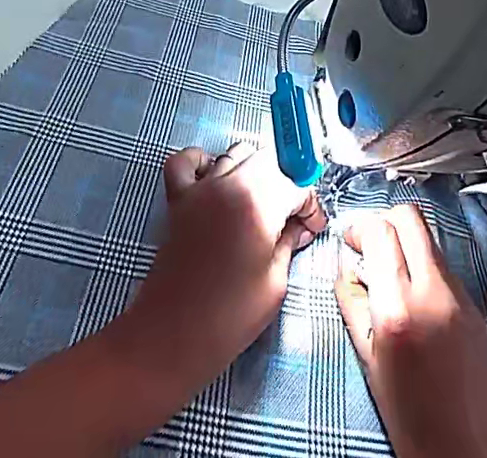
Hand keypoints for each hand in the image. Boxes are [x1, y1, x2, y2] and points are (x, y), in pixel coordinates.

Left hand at [119, 142, 324, 384]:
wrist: (175, 332)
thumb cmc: (230, 315)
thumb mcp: (275, 281)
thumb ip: (288, 242)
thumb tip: (299, 226)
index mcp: (257, 204)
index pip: (295, 183)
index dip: (309, 204)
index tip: (311, 225)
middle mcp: (227, 185)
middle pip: (267, 161)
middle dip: (285, 184)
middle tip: (292, 218)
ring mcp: (199, 188)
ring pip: (234, 154)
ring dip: (253, 172)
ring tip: (261, 205)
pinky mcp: (177, 198)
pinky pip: (186, 160)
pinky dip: (201, 161)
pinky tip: (214, 181)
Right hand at [336, 204, 486, 457]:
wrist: (475, 456)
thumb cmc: (413, 419)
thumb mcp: (368, 358)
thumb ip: (352, 302)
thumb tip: (347, 267)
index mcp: (399, 309)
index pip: (380, 230)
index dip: (359, 228)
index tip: (351, 244)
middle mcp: (434, 294)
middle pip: (409, 218)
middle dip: (383, 222)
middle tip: (369, 247)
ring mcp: (462, 299)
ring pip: (428, 239)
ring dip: (403, 243)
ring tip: (389, 276)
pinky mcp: (477, 309)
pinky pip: (443, 266)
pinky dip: (421, 266)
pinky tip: (412, 298)